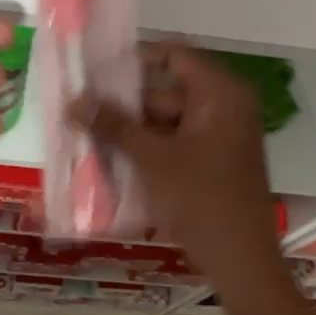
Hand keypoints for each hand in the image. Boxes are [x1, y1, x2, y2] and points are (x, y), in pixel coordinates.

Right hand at [71, 42, 284, 282]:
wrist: (240, 259)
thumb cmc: (200, 199)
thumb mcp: (151, 159)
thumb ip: (113, 126)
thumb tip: (74, 101)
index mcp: (220, 93)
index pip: (173, 55)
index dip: (133, 60)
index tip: (95, 71)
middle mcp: (226, 107)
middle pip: (167, 91)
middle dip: (125, 104)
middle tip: (81, 109)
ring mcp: (222, 137)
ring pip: (168, 121)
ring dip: (132, 131)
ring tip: (87, 135)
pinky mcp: (215, 163)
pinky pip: (176, 144)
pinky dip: (149, 150)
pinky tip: (113, 160)